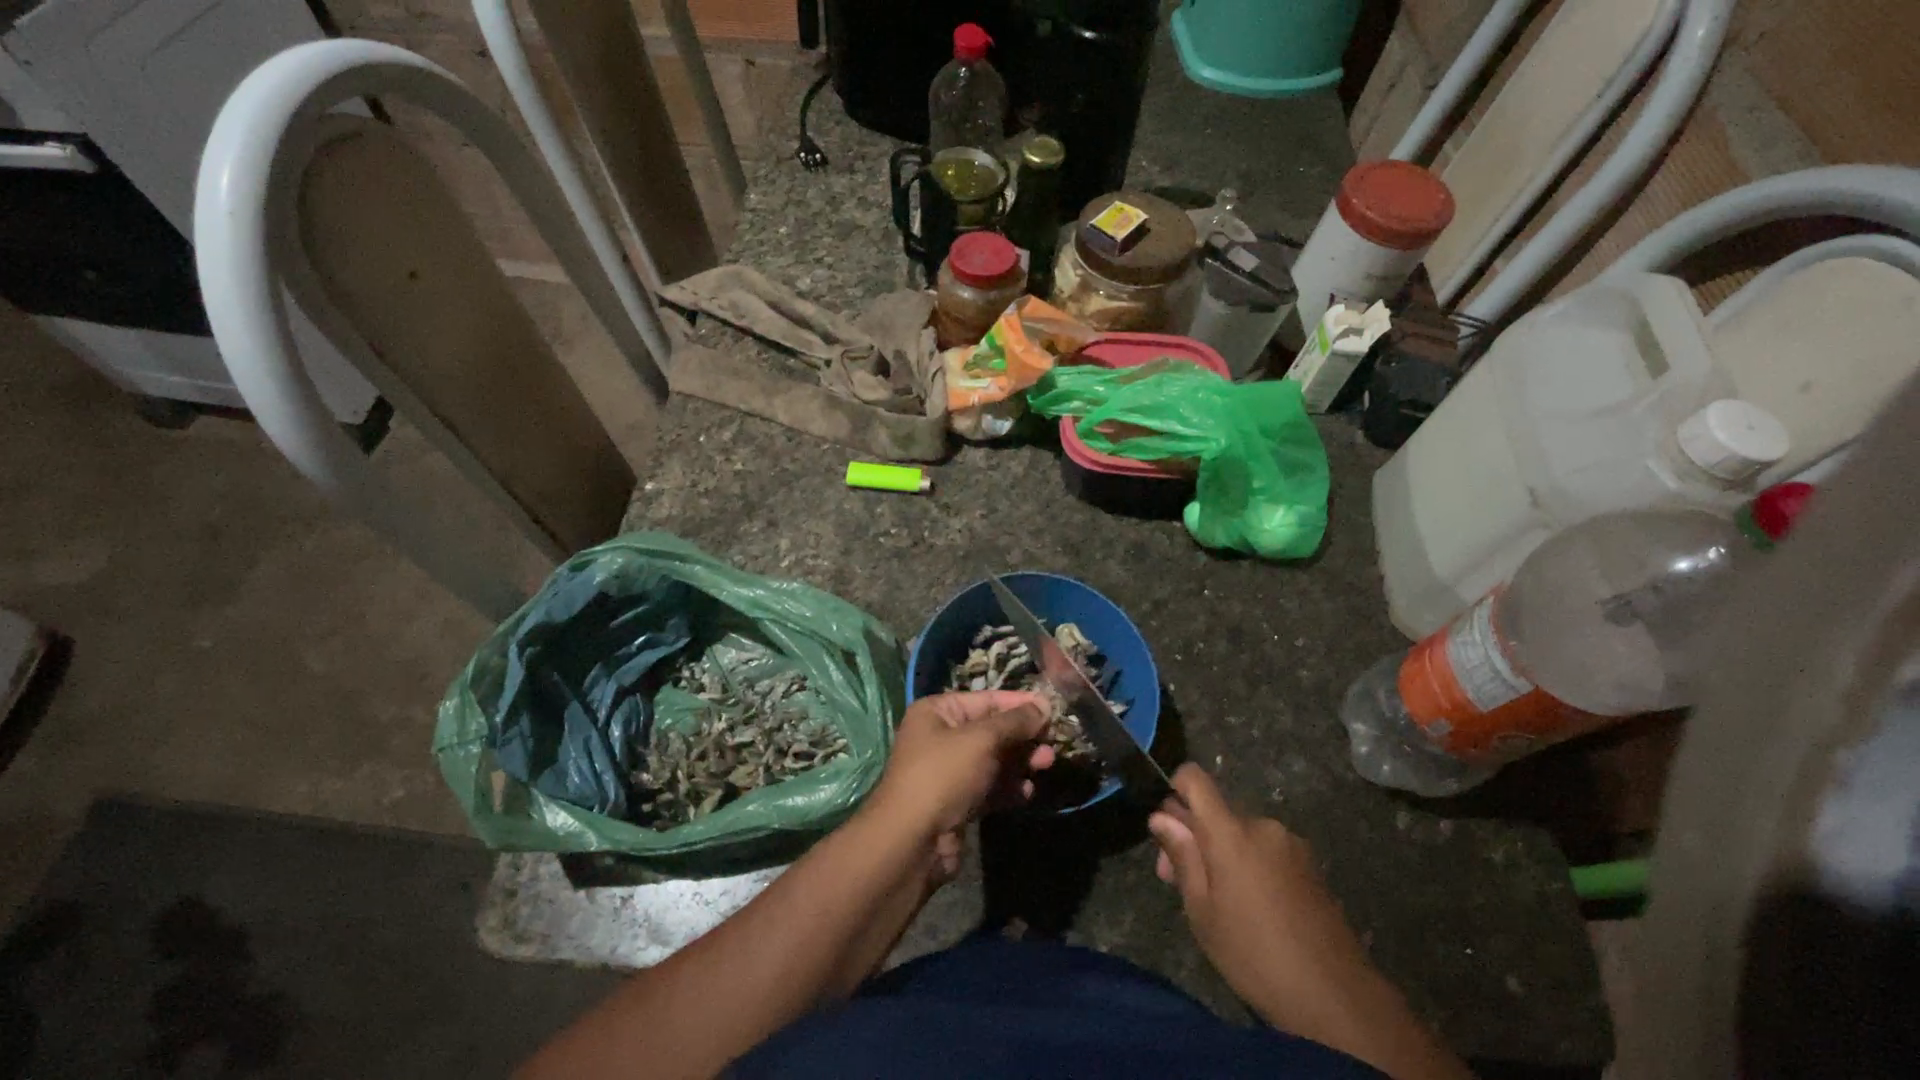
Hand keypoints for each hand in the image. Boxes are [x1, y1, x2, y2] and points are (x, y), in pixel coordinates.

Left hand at [865, 691, 1055, 879]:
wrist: (913, 841)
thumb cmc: (944, 775)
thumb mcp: (982, 740)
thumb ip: (1015, 722)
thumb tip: (1042, 705)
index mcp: (938, 712)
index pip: (986, 700)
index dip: (1020, 704)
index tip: (1053, 709)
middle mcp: (942, 737)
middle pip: (993, 731)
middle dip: (1024, 737)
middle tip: (1053, 744)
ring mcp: (950, 772)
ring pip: (995, 760)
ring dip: (1021, 762)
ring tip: (1046, 765)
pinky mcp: (959, 802)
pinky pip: (991, 788)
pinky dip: (1009, 788)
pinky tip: (1027, 793)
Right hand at [1147, 765, 1370, 1025]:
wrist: (1333, 993)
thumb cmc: (1253, 953)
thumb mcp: (1202, 910)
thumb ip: (1182, 856)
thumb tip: (1161, 817)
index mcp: (1231, 832)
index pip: (1195, 778)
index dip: (1174, 790)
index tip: (1166, 828)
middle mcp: (1263, 826)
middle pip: (1216, 812)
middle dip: (1193, 837)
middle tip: (1178, 883)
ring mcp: (1292, 844)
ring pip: (1242, 833)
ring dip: (1222, 854)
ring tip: (1218, 902)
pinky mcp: (1310, 865)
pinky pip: (1267, 850)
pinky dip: (1250, 865)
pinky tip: (1252, 908)